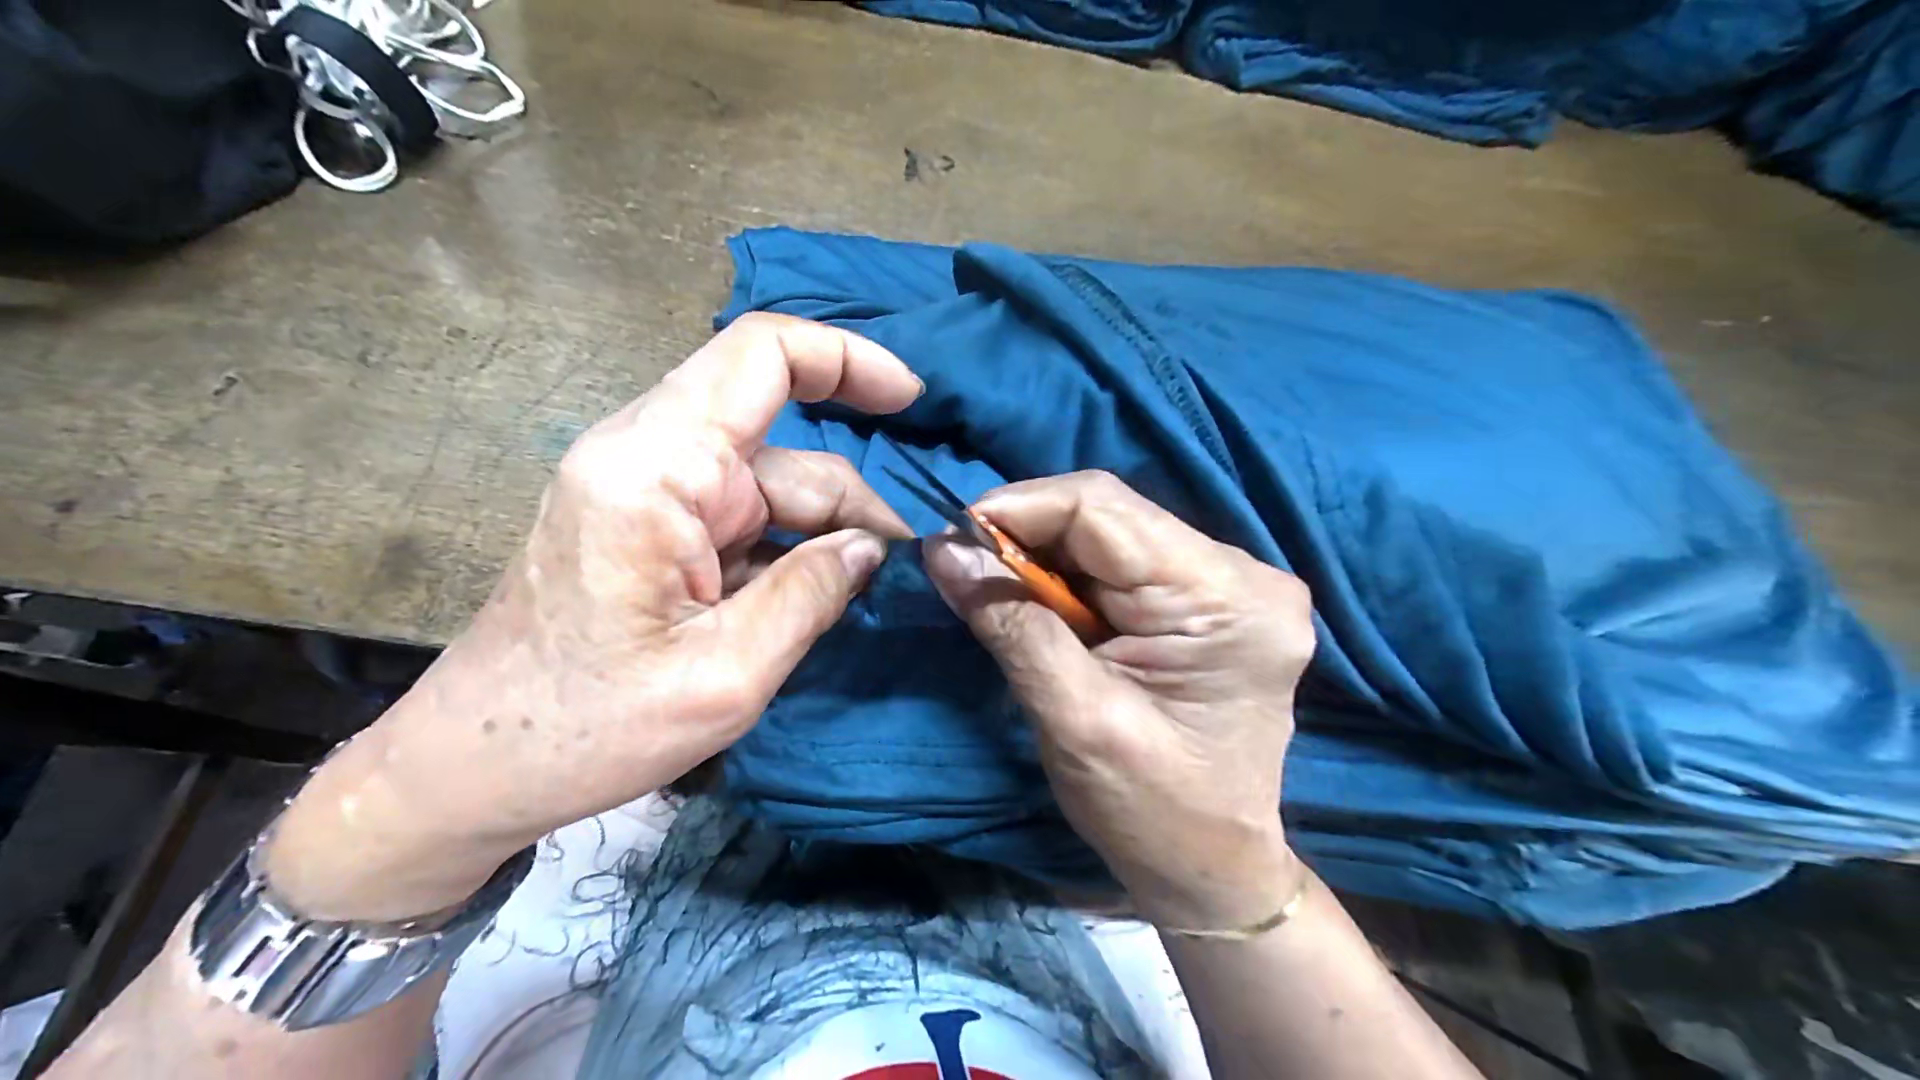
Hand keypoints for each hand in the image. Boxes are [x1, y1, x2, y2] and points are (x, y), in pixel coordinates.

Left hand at [266, 314, 919, 919]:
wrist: (470, 768)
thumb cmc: (584, 730)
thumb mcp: (724, 676)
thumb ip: (810, 596)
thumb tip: (871, 547)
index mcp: (654, 470)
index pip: (760, 358)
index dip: (846, 358)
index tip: (913, 399)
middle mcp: (650, 459)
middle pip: (786, 447)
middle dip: (851, 505)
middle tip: (898, 574)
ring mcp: (651, 494)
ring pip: (773, 488)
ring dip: (823, 538)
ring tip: (855, 603)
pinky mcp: (654, 528)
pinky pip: (747, 520)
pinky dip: (790, 553)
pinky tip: (810, 603)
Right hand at [924, 472, 1315, 930]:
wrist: (1212, 868)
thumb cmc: (1152, 814)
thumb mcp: (1073, 721)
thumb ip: (1010, 625)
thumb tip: (942, 549)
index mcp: (1225, 601)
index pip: (1106, 509)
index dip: (1020, 508)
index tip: (954, 538)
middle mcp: (1241, 574)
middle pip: (1110, 514)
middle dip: (1028, 534)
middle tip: (967, 566)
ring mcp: (1229, 583)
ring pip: (1110, 532)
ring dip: (1044, 554)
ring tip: (998, 588)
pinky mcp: (1207, 598)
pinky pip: (1121, 560)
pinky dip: (1068, 573)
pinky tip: (1042, 602)